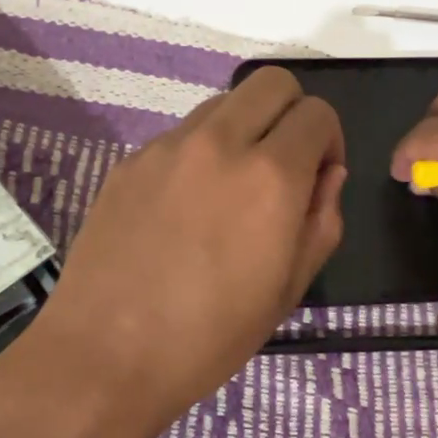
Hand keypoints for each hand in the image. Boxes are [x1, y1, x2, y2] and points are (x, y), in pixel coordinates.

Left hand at [32, 67, 345, 428]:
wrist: (107, 355)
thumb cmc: (211, 337)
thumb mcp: (289, 290)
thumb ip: (322, 221)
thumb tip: (328, 175)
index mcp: (271, 177)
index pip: (317, 113)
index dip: (329, 142)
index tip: (318, 179)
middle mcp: (219, 144)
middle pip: (272, 83)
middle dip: (292, 114)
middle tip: (285, 167)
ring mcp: (167, 148)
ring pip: (222, 104)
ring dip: (244, 129)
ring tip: (231, 190)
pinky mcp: (129, 163)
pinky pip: (180, 136)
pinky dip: (200, 153)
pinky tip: (184, 211)